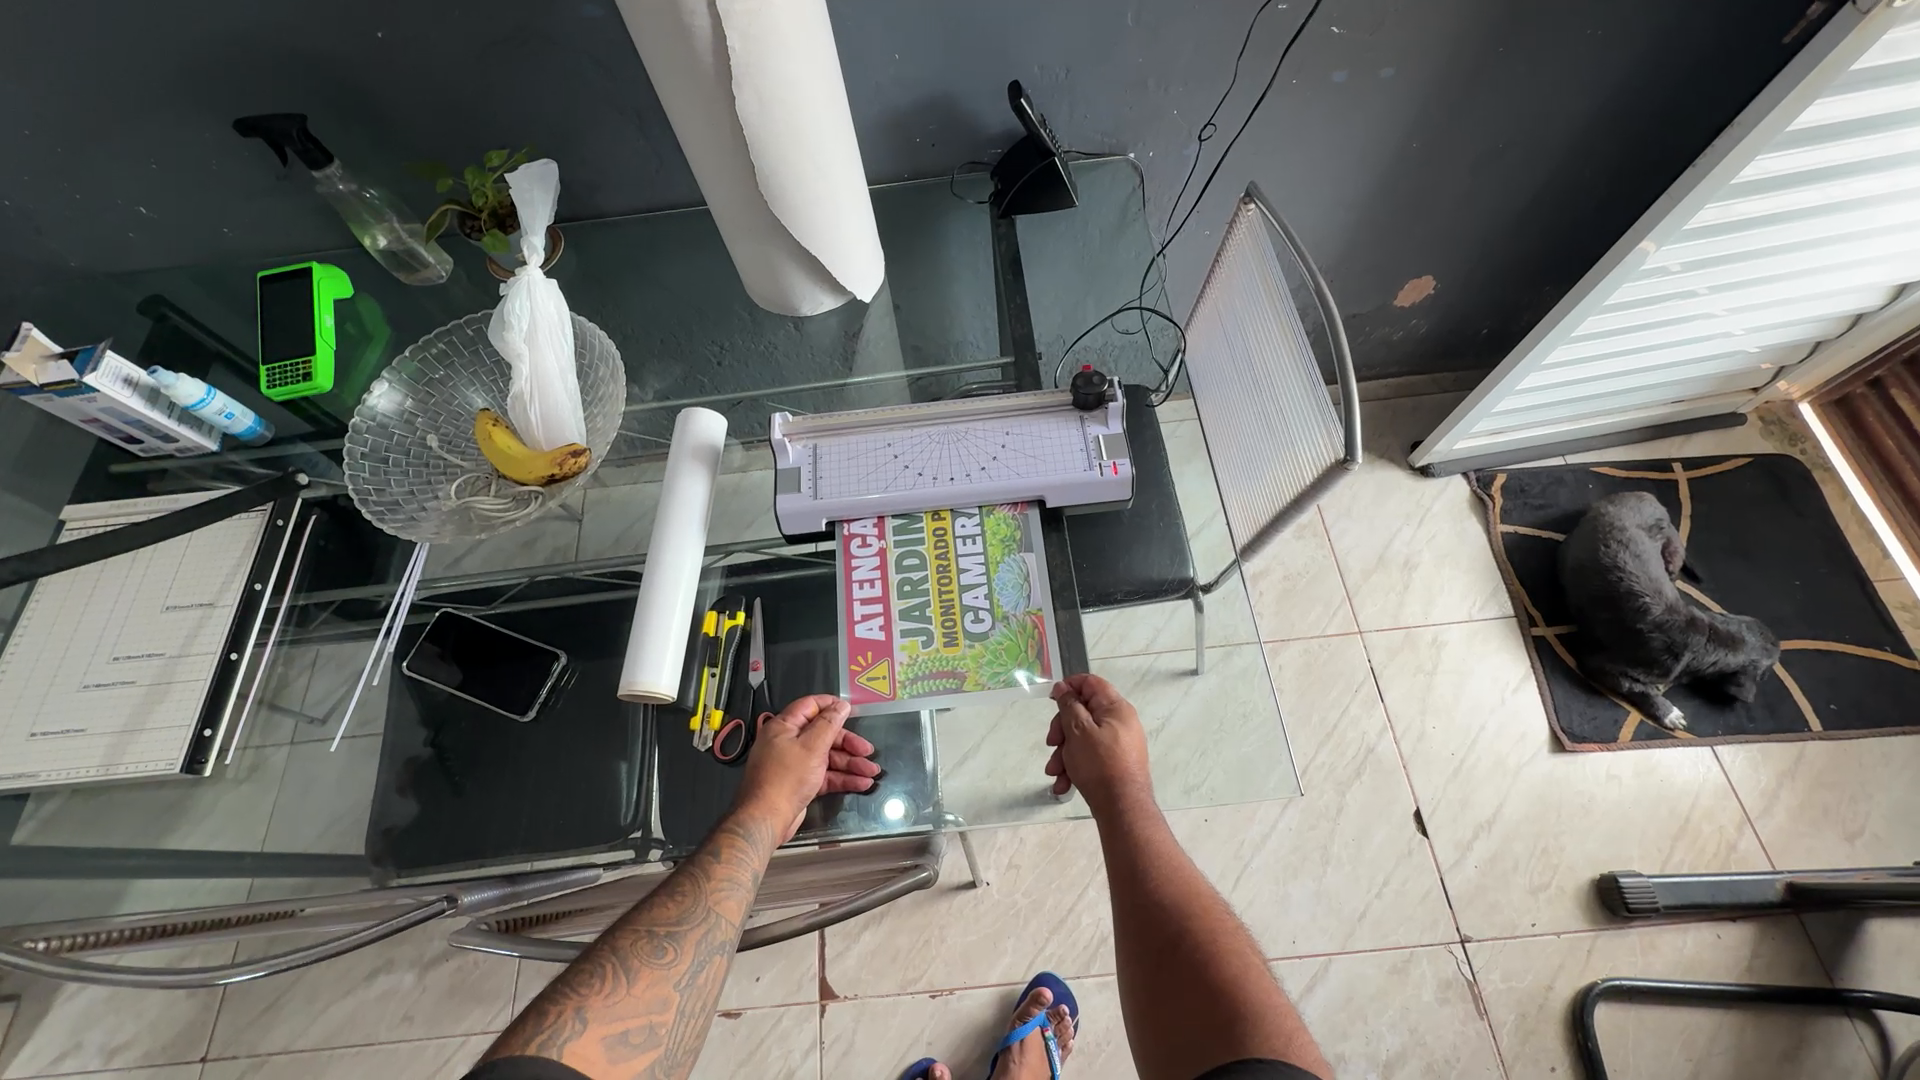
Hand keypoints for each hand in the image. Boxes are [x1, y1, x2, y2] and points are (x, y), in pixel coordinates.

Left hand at [736, 695, 880, 840]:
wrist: (766, 820)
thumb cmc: (786, 778)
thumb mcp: (812, 746)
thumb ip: (829, 724)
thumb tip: (841, 705)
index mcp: (785, 726)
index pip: (810, 706)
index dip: (831, 706)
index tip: (851, 709)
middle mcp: (789, 742)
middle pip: (824, 734)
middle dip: (848, 743)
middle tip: (868, 751)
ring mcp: (795, 764)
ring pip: (827, 757)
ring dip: (850, 763)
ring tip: (871, 772)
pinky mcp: (801, 783)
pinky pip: (825, 775)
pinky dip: (842, 778)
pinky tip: (861, 783)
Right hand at [1045, 674, 1152, 817]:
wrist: (1123, 809)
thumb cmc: (1099, 764)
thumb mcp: (1078, 731)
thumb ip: (1068, 705)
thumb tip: (1063, 687)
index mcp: (1115, 708)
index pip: (1090, 683)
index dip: (1069, 687)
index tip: (1052, 699)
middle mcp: (1120, 722)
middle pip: (1082, 712)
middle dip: (1062, 729)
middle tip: (1051, 743)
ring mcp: (1118, 743)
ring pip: (1083, 737)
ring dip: (1064, 752)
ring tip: (1054, 772)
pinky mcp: (1115, 762)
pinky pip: (1090, 755)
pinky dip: (1075, 765)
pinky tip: (1063, 783)